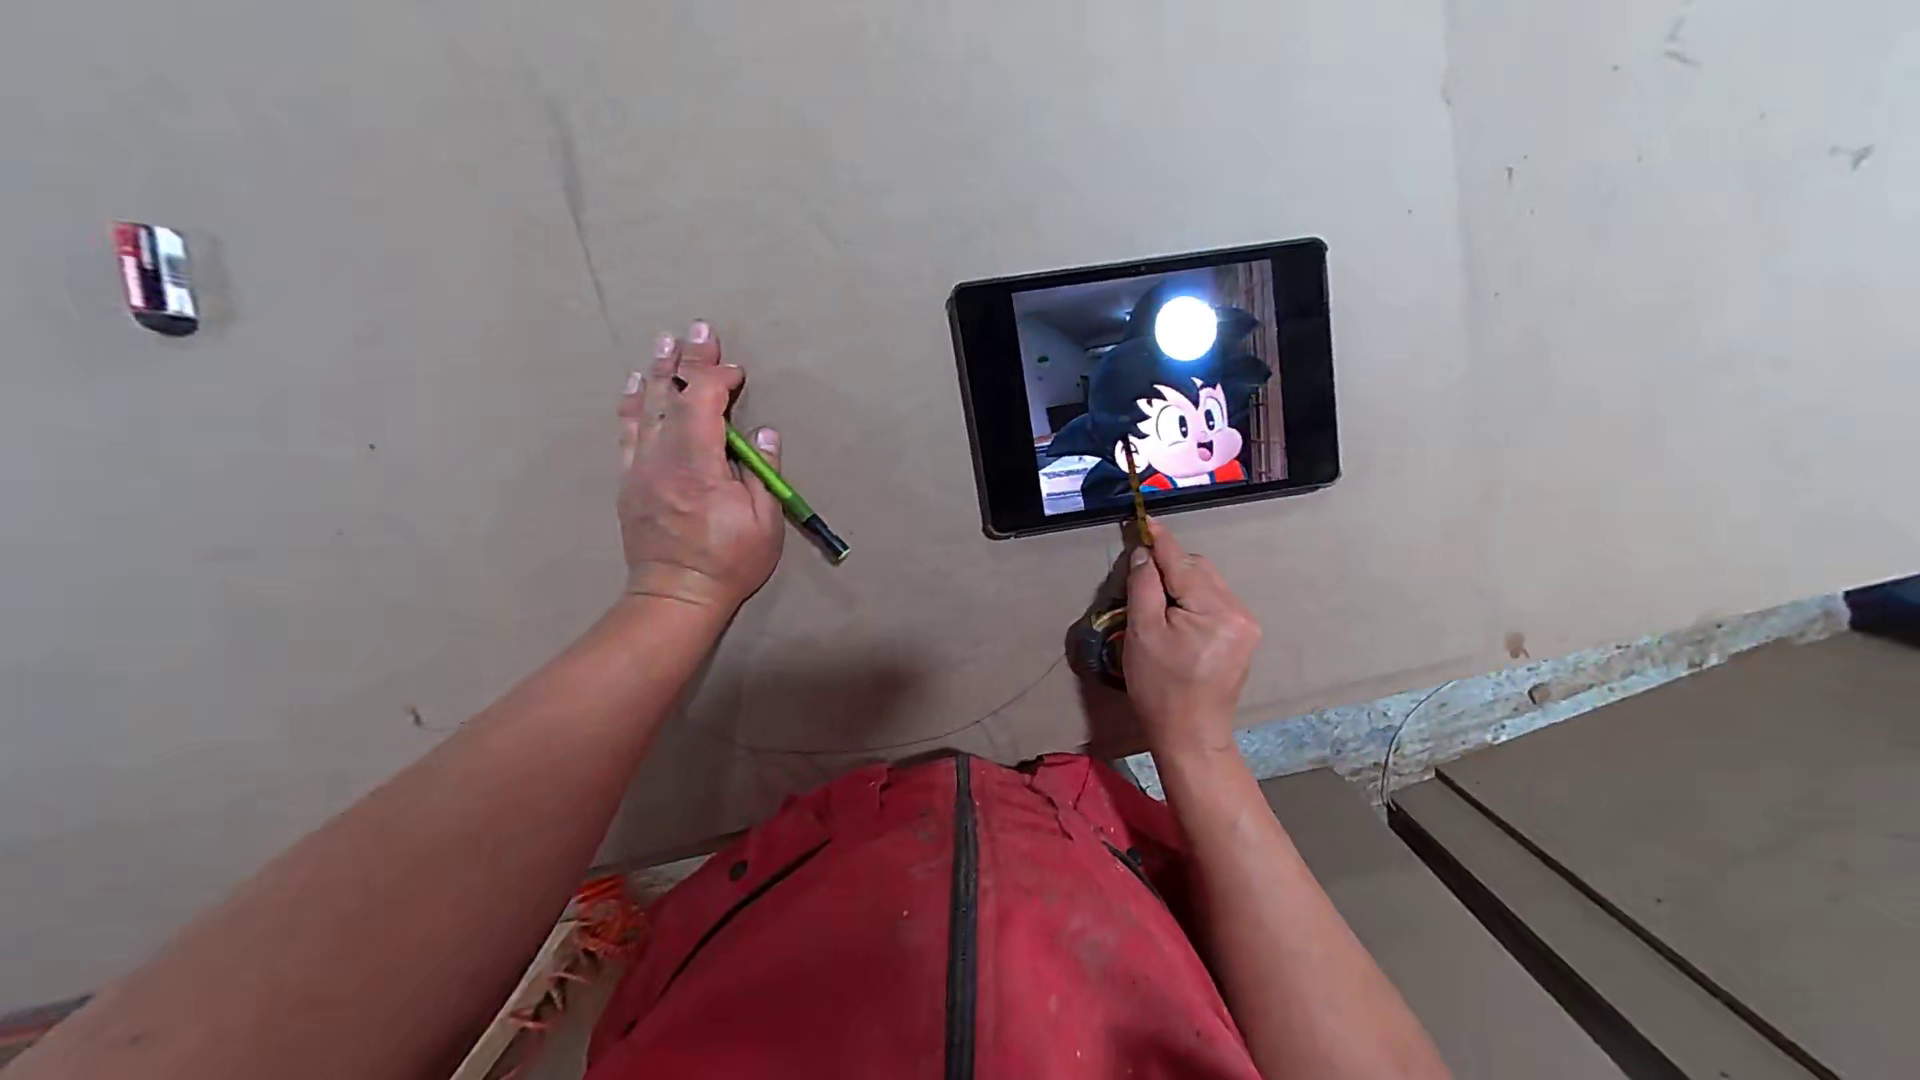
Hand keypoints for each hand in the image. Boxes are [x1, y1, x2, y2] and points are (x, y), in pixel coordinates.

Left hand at [616, 322, 784, 611]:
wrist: (675, 597)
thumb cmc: (729, 562)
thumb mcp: (764, 522)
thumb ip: (762, 471)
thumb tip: (762, 433)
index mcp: (697, 466)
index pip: (703, 403)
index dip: (718, 378)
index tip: (737, 373)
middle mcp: (662, 459)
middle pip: (671, 396)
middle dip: (688, 360)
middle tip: (698, 329)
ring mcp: (640, 469)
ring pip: (645, 408)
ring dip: (658, 372)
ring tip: (665, 343)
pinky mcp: (629, 482)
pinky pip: (626, 432)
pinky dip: (632, 404)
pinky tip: (636, 385)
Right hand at [1124, 520, 1261, 757]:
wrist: (1190, 733)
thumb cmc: (1159, 687)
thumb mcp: (1141, 633)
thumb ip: (1143, 587)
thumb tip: (1143, 554)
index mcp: (1214, 611)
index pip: (1181, 563)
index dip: (1160, 541)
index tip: (1144, 521)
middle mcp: (1238, 611)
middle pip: (1199, 569)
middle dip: (1170, 564)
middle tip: (1140, 571)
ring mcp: (1246, 624)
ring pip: (1208, 582)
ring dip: (1182, 580)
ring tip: (1156, 597)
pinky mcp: (1244, 635)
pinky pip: (1216, 600)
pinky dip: (1194, 596)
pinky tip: (1177, 612)